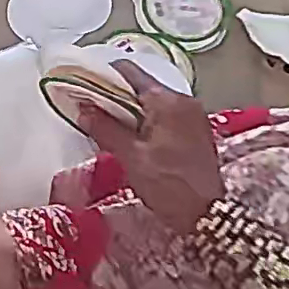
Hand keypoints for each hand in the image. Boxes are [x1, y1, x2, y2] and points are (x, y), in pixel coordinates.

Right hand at [75, 61, 224, 232]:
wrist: (206, 216)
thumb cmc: (167, 185)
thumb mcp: (131, 156)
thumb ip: (105, 128)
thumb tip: (82, 108)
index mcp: (167, 100)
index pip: (129, 71)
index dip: (103, 75)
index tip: (83, 87)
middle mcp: (183, 100)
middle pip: (141, 86)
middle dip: (115, 96)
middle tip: (91, 110)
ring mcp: (192, 114)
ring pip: (152, 102)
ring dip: (130, 110)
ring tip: (108, 126)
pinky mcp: (196, 130)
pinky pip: (165, 115)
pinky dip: (146, 120)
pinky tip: (132, 138)